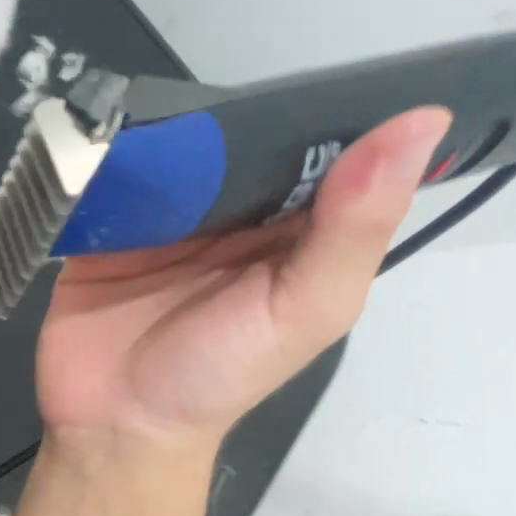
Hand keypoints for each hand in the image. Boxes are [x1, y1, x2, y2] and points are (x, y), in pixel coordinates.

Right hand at [36, 107, 452, 452]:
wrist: (112, 425)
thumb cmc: (217, 377)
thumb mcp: (306, 310)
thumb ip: (353, 229)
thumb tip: (419, 123)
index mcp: (292, 231)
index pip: (319, 153)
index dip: (317, 117)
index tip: (303, 90)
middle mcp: (227, 221)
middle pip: (236, 148)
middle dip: (225, 126)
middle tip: (205, 108)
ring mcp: (157, 228)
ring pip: (167, 164)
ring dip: (159, 144)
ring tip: (149, 127)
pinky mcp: (96, 241)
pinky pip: (101, 194)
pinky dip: (101, 172)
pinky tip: (100, 157)